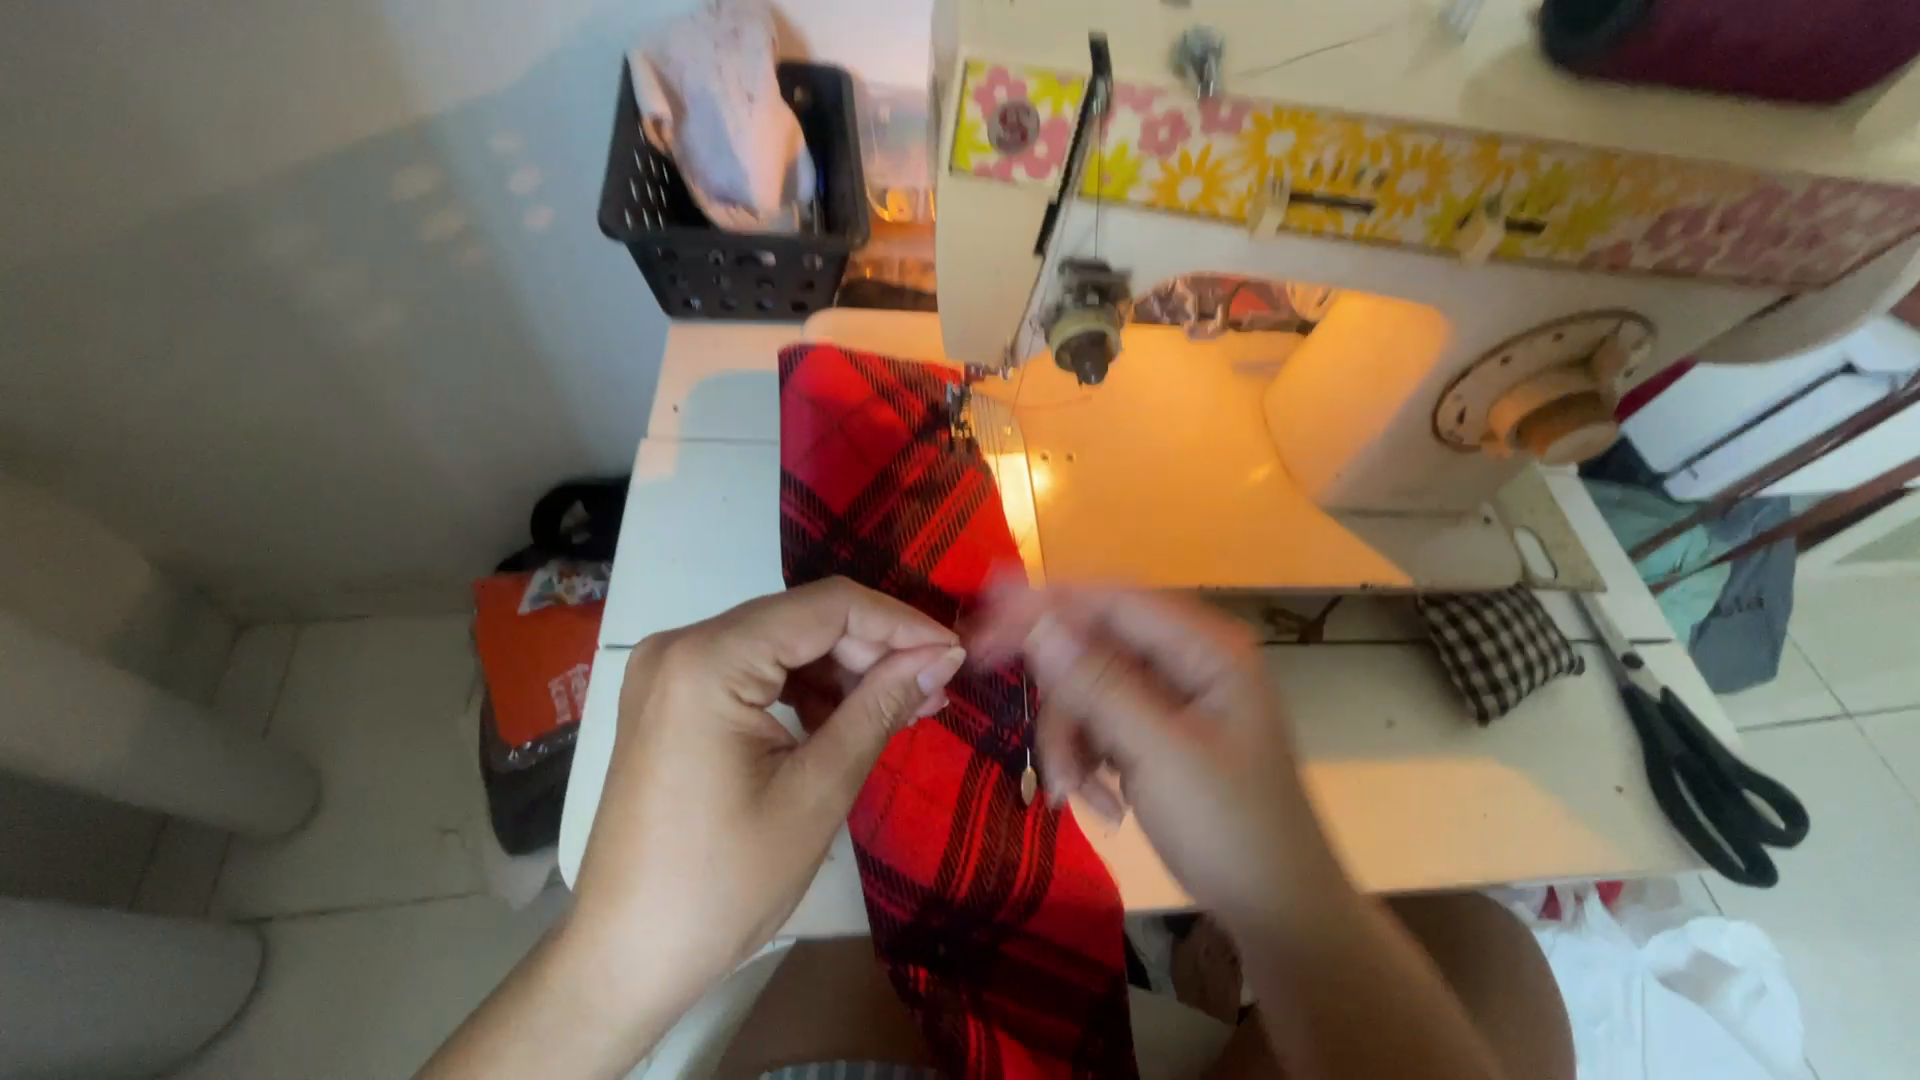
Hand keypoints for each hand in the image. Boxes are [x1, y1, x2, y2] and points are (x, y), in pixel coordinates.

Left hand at [570, 577, 965, 999]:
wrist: (628, 956)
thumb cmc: (724, 883)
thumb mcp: (817, 792)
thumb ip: (879, 708)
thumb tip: (941, 657)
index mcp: (708, 660)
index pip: (825, 606)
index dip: (899, 623)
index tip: (952, 652)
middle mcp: (681, 645)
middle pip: (802, 619)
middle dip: (874, 650)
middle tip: (934, 688)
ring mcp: (670, 670)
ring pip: (782, 643)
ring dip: (844, 671)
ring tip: (903, 707)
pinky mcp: (673, 697)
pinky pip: (754, 671)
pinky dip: (805, 690)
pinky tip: (849, 719)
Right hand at [973, 585, 1349, 931]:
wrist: (1276, 910)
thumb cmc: (1229, 827)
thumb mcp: (1158, 752)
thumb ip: (1096, 683)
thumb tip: (1038, 623)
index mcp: (1205, 647)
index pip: (1111, 600)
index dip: (1045, 602)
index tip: (985, 616)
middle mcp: (1188, 659)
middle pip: (1093, 646)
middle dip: (1059, 695)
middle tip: (1001, 699)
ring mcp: (1173, 697)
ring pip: (1089, 689)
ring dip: (1071, 739)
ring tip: (1072, 793)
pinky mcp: (1158, 731)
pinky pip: (1101, 723)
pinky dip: (1088, 758)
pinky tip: (1096, 801)